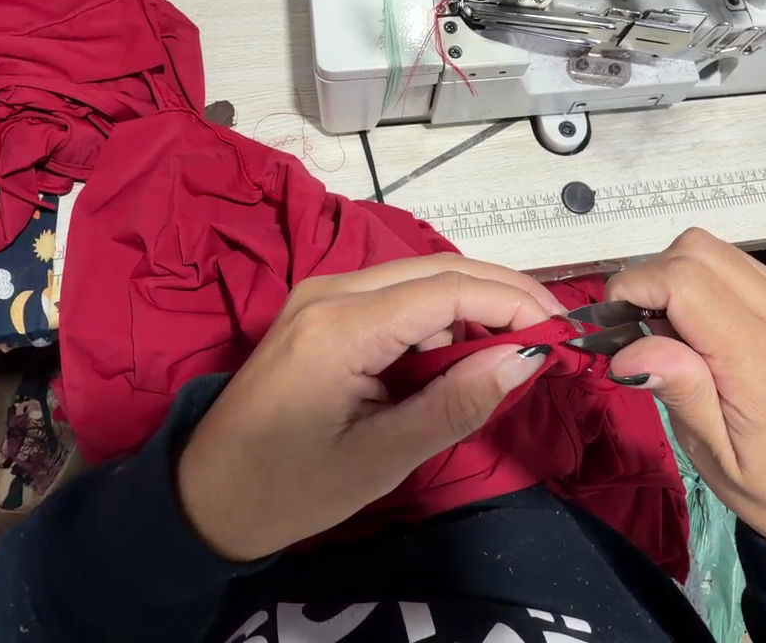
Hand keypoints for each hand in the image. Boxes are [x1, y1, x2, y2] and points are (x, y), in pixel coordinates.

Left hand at [176, 255, 567, 560]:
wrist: (205, 494)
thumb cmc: (289, 488)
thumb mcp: (381, 457)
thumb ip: (457, 403)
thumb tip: (528, 359)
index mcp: (341, 326)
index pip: (447, 290)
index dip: (511, 303)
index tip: (560, 332)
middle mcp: (332, 289)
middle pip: (437, 270)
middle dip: (501, 293)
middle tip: (551, 330)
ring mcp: (323, 292)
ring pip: (419, 278)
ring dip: (470, 304)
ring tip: (509, 349)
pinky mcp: (323, 305)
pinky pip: (396, 295)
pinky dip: (436, 317)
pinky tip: (453, 352)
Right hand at [606, 229, 765, 559]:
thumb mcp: (709, 453)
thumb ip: (676, 388)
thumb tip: (624, 349)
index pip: (685, 284)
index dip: (636, 286)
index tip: (614, 319)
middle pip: (697, 251)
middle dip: (652, 278)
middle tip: (640, 324)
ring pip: (715, 250)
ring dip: (678, 277)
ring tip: (676, 326)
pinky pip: (739, 264)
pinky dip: (708, 282)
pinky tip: (710, 323)